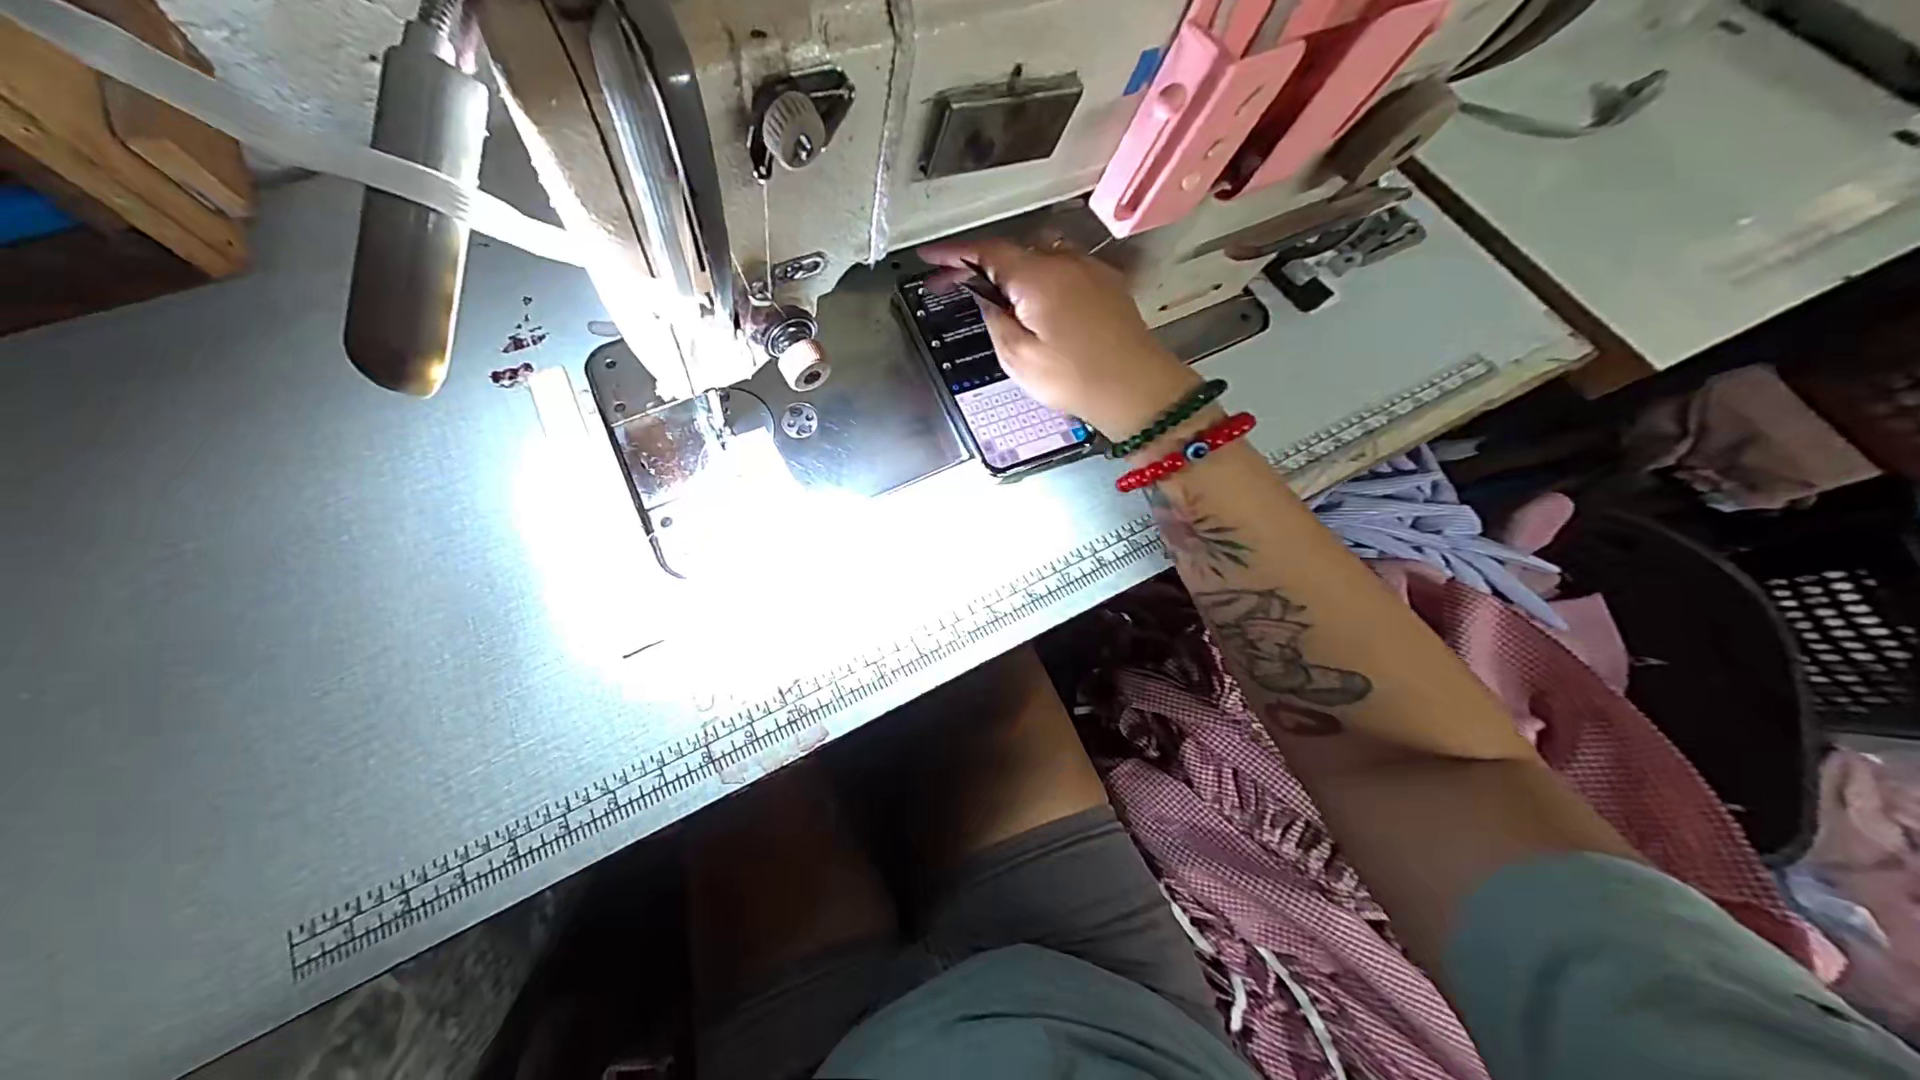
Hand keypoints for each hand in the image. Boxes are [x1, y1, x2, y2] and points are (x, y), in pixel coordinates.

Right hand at [918, 237, 1199, 437]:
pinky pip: (1062, 270)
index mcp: (1037, 276)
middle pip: (1012, 252)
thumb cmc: (1076, 378)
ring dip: (1009, 272)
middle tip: (951, 285)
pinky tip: (1033, 303)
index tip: (929, 258)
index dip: (953, 254)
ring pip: (1038, 258)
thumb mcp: (1018, 357)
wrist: (1137, 390)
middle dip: (977, 266)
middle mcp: (1065, 261)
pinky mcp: (1106, 285)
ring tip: (991, 296)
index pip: (985, 251)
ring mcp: (1089, 270)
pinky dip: (1038, 279)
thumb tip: (986, 298)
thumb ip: (995, 320)